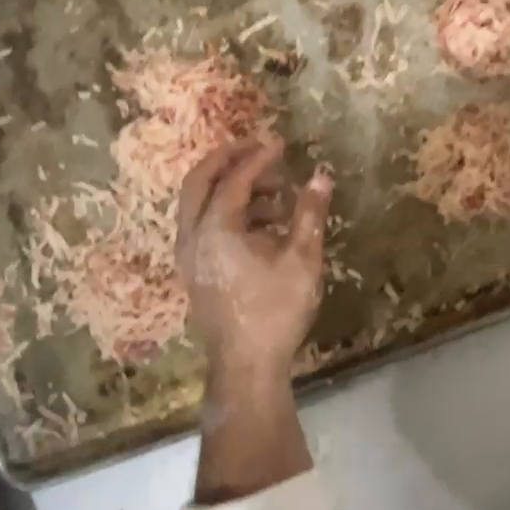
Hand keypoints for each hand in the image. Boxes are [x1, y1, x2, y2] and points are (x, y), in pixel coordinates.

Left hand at [175, 137, 333, 384]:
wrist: (246, 365)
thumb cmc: (276, 310)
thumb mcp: (302, 259)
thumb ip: (309, 213)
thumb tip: (321, 175)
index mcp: (216, 229)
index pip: (234, 178)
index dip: (258, 157)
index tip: (281, 144)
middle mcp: (192, 236)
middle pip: (199, 181)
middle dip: (229, 160)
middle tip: (260, 150)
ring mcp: (188, 255)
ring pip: (199, 204)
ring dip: (231, 187)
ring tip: (275, 194)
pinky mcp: (195, 270)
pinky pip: (204, 224)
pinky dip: (228, 210)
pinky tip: (264, 226)